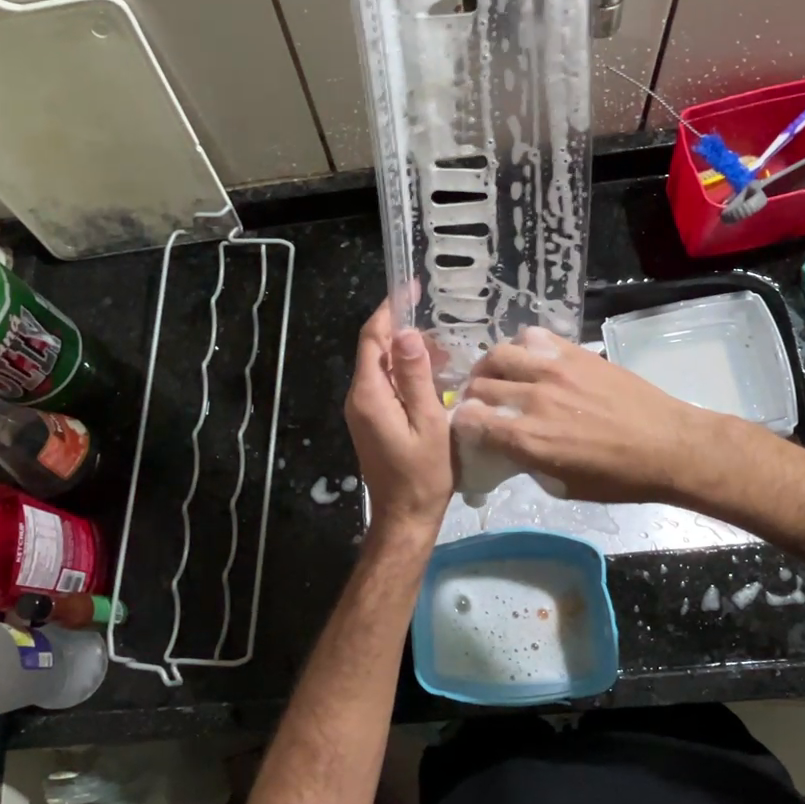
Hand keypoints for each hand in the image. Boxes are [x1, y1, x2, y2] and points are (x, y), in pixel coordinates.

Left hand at [343, 302, 453, 531]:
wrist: (404, 516)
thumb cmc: (422, 474)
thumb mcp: (428, 423)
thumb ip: (416, 378)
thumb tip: (407, 334)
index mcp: (369, 395)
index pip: (372, 339)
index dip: (389, 310)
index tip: (411, 287)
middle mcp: (359, 398)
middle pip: (375, 350)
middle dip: (403, 331)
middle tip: (440, 326)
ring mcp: (362, 411)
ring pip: (381, 368)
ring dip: (408, 354)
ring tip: (444, 352)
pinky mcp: (371, 421)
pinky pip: (384, 386)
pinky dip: (406, 374)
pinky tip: (433, 376)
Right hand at [452, 326, 719, 503]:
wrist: (669, 447)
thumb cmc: (618, 478)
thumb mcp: (563, 485)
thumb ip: (528, 461)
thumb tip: (510, 446)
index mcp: (528, 439)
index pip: (470, 419)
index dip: (462, 423)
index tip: (469, 428)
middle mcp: (533, 399)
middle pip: (479, 386)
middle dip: (472, 397)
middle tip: (481, 404)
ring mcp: (554, 371)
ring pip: (498, 354)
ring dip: (490, 367)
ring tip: (498, 376)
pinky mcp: (575, 353)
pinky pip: (533, 337)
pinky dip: (522, 347)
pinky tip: (529, 360)